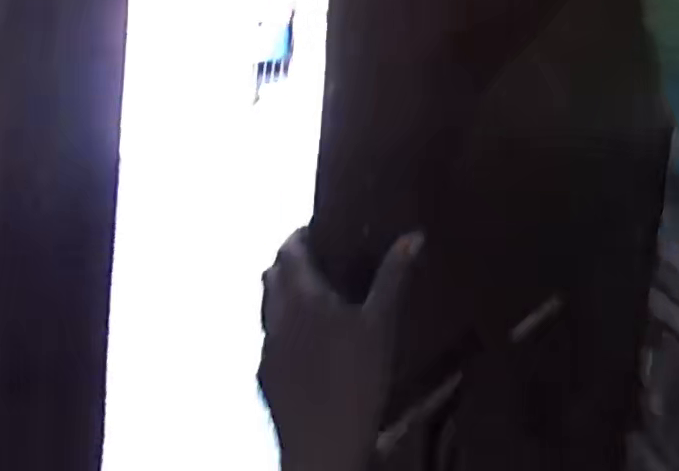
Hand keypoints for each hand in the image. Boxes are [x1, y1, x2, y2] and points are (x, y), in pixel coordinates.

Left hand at [260, 227, 423, 470]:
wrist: (322, 450)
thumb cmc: (356, 380)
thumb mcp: (382, 324)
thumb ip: (394, 275)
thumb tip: (414, 235)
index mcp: (302, 296)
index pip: (289, 250)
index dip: (299, 235)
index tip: (317, 230)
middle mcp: (277, 316)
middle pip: (273, 272)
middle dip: (290, 258)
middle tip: (319, 257)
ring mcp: (266, 349)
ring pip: (267, 304)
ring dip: (283, 289)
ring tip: (312, 293)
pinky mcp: (264, 378)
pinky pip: (269, 336)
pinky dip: (282, 323)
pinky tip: (306, 340)